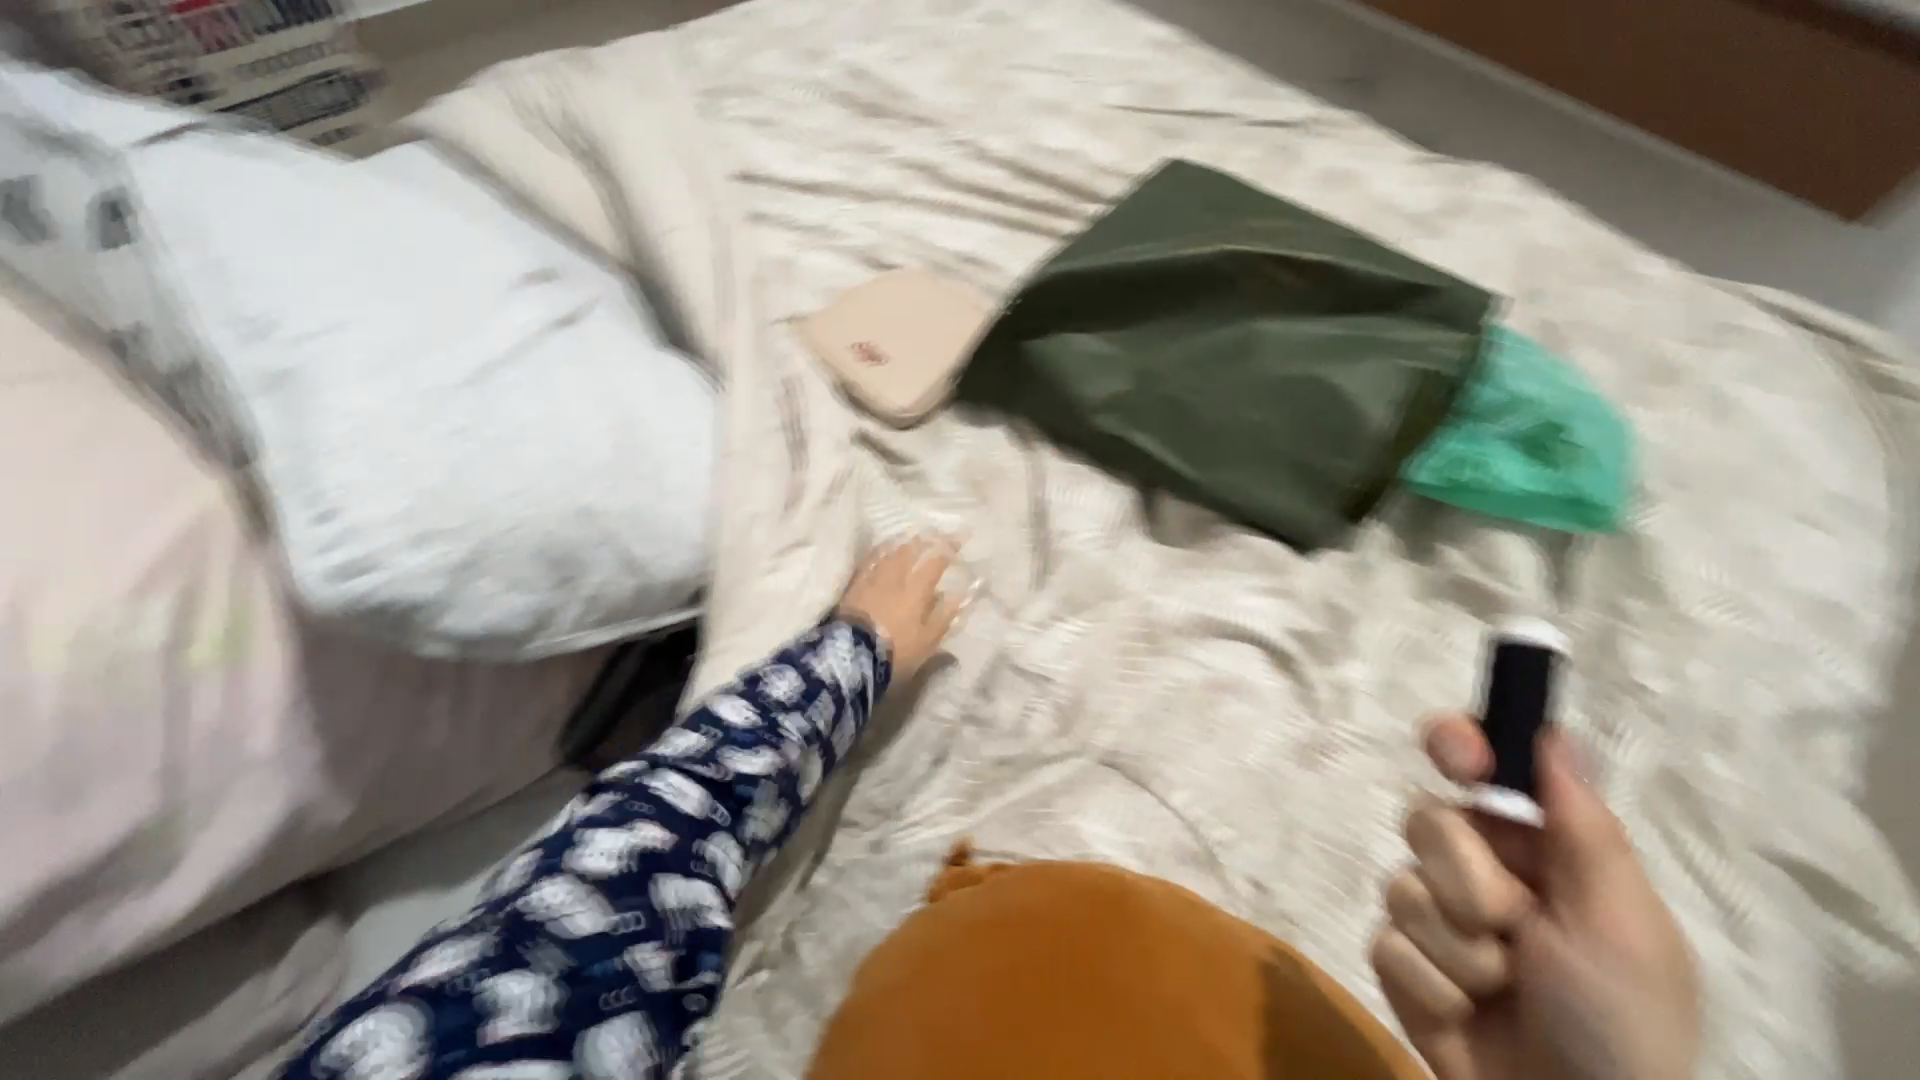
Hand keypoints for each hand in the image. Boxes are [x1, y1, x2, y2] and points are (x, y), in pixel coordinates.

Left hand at [835, 536, 966, 682]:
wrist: (850, 656)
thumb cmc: (895, 652)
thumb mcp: (927, 642)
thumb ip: (944, 616)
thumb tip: (960, 595)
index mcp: (916, 590)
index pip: (936, 562)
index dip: (950, 548)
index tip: (961, 537)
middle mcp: (895, 577)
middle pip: (911, 550)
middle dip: (925, 540)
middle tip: (934, 533)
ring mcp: (872, 579)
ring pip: (889, 552)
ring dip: (903, 543)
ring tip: (910, 538)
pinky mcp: (854, 586)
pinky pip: (869, 561)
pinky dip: (879, 552)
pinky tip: (881, 550)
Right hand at [1372, 713, 1700, 1079]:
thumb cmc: (1619, 1017)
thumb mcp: (1621, 924)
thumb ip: (1583, 827)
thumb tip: (1554, 731)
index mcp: (1535, 847)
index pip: (1476, 765)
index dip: (1455, 743)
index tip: (1456, 756)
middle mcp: (1476, 869)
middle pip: (1427, 822)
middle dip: (1469, 882)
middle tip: (1517, 928)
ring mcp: (1432, 915)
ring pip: (1403, 888)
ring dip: (1459, 949)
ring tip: (1502, 991)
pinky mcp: (1399, 961)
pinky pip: (1387, 944)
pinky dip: (1432, 985)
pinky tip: (1466, 1013)